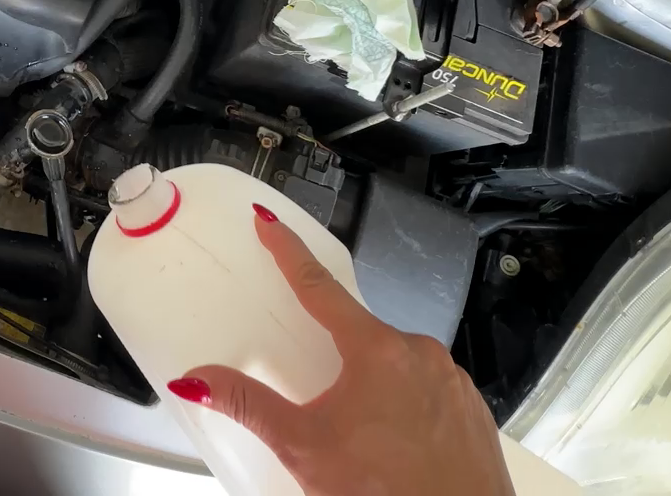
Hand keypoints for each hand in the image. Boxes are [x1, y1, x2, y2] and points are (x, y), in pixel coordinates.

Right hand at [168, 208, 513, 495]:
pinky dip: (404, 401)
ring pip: (394, 360)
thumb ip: (247, 404)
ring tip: (358, 429)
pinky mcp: (474, 413)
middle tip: (319, 387)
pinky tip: (394, 441)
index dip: (287, 249)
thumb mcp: (304, 448)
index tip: (268, 222)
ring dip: (370, 378)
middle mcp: (419, 352)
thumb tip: (196, 377)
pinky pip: (427, 387)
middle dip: (333, 348)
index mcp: (376, 350)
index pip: (318, 284)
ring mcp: (453, 382)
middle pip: (358, 329)